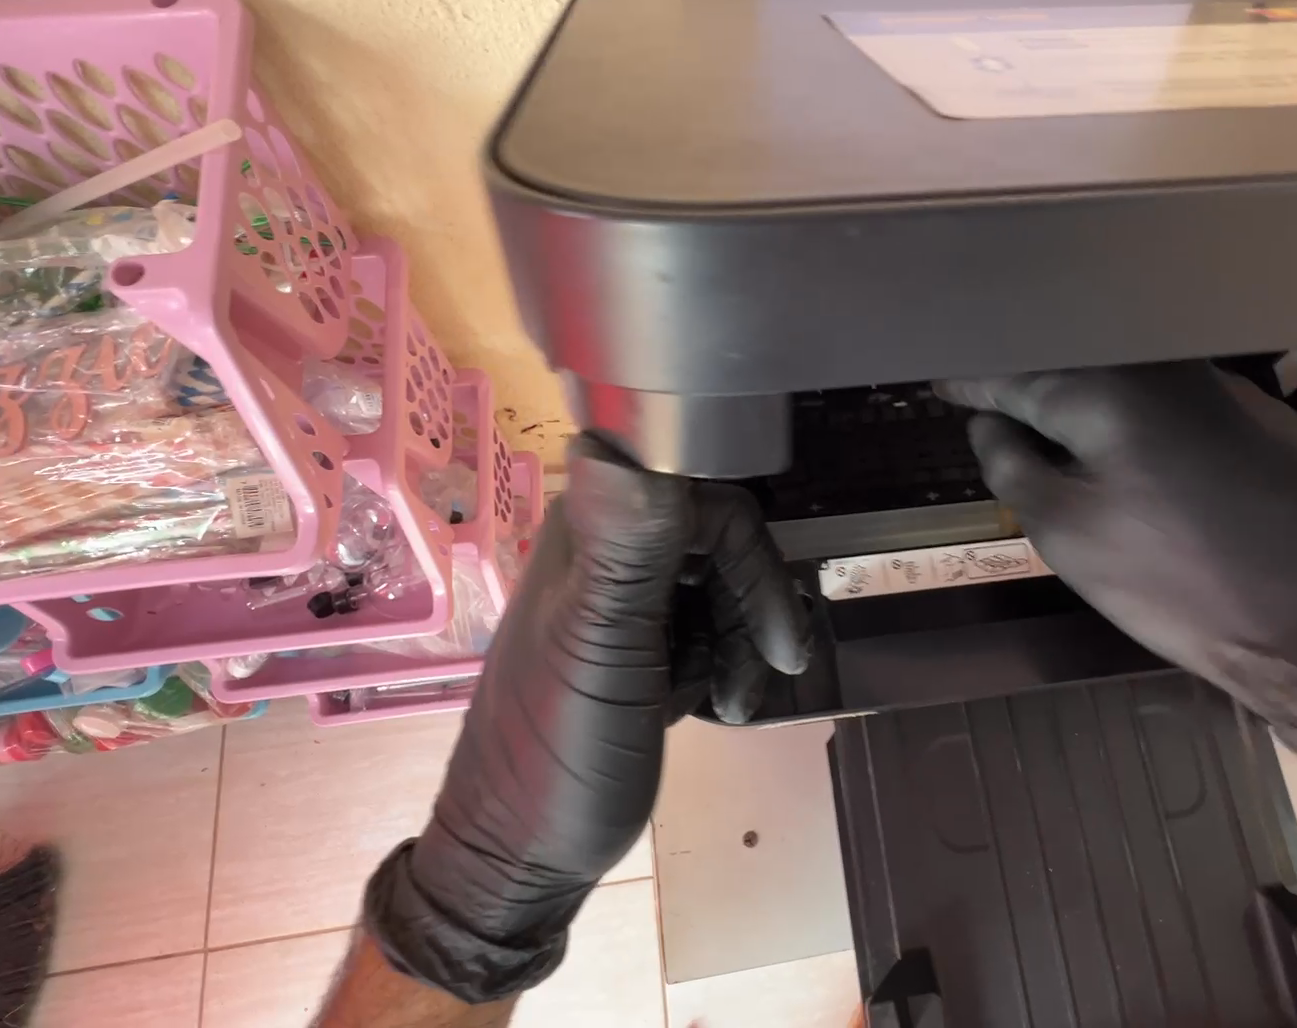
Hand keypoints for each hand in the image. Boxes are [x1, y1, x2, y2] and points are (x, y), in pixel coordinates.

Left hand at [362, 435, 810, 1003]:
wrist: (520, 858)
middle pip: (720, 544)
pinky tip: (708, 705)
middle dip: (751, 613)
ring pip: (719, 587)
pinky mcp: (633, 637)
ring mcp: (619, 596)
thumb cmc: (559, 758)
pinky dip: (720, 663)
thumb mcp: (602, 654)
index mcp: (590, 532)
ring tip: (728, 704)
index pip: (705, 503)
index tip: (776, 635)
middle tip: (765, 677)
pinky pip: (703, 625)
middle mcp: (605, 548)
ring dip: (740, 646)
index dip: (750, 562)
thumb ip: (625, 546)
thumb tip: (619, 437)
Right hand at [939, 362, 1296, 763]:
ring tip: (1029, 408)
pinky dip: (1118, 407)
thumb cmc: (1176, 581)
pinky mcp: (1250, 415)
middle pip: (1068, 360)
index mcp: (1106, 390)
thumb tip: (991, 425)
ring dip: (1070, 390)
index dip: (971, 380)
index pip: (1014, 373)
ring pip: (1118, 375)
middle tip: (977, 392)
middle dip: (1019, 376)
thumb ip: (1012, 466)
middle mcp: (1160, 369)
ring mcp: (1214, 386)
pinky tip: (1105, 430)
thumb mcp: (1065, 532)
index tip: (938, 380)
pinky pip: (1158, 396)